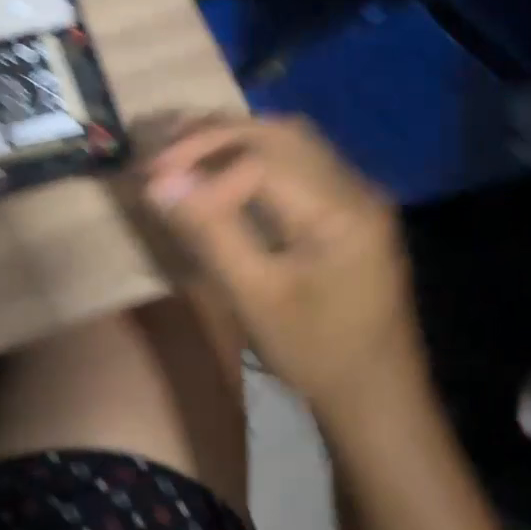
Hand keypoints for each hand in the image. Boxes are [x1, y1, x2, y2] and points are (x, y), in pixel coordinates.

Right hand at [144, 116, 426, 414]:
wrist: (377, 397)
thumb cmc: (314, 351)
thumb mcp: (253, 295)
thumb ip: (208, 229)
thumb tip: (157, 181)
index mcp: (340, 214)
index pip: (260, 158)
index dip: (200, 161)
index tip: (153, 184)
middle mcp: (355, 191)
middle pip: (277, 132)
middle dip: (211, 135)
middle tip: (159, 157)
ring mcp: (356, 197)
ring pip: (288, 137)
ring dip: (230, 137)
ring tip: (179, 153)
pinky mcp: (347, 208)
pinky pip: (297, 157)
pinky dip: (250, 151)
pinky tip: (217, 169)